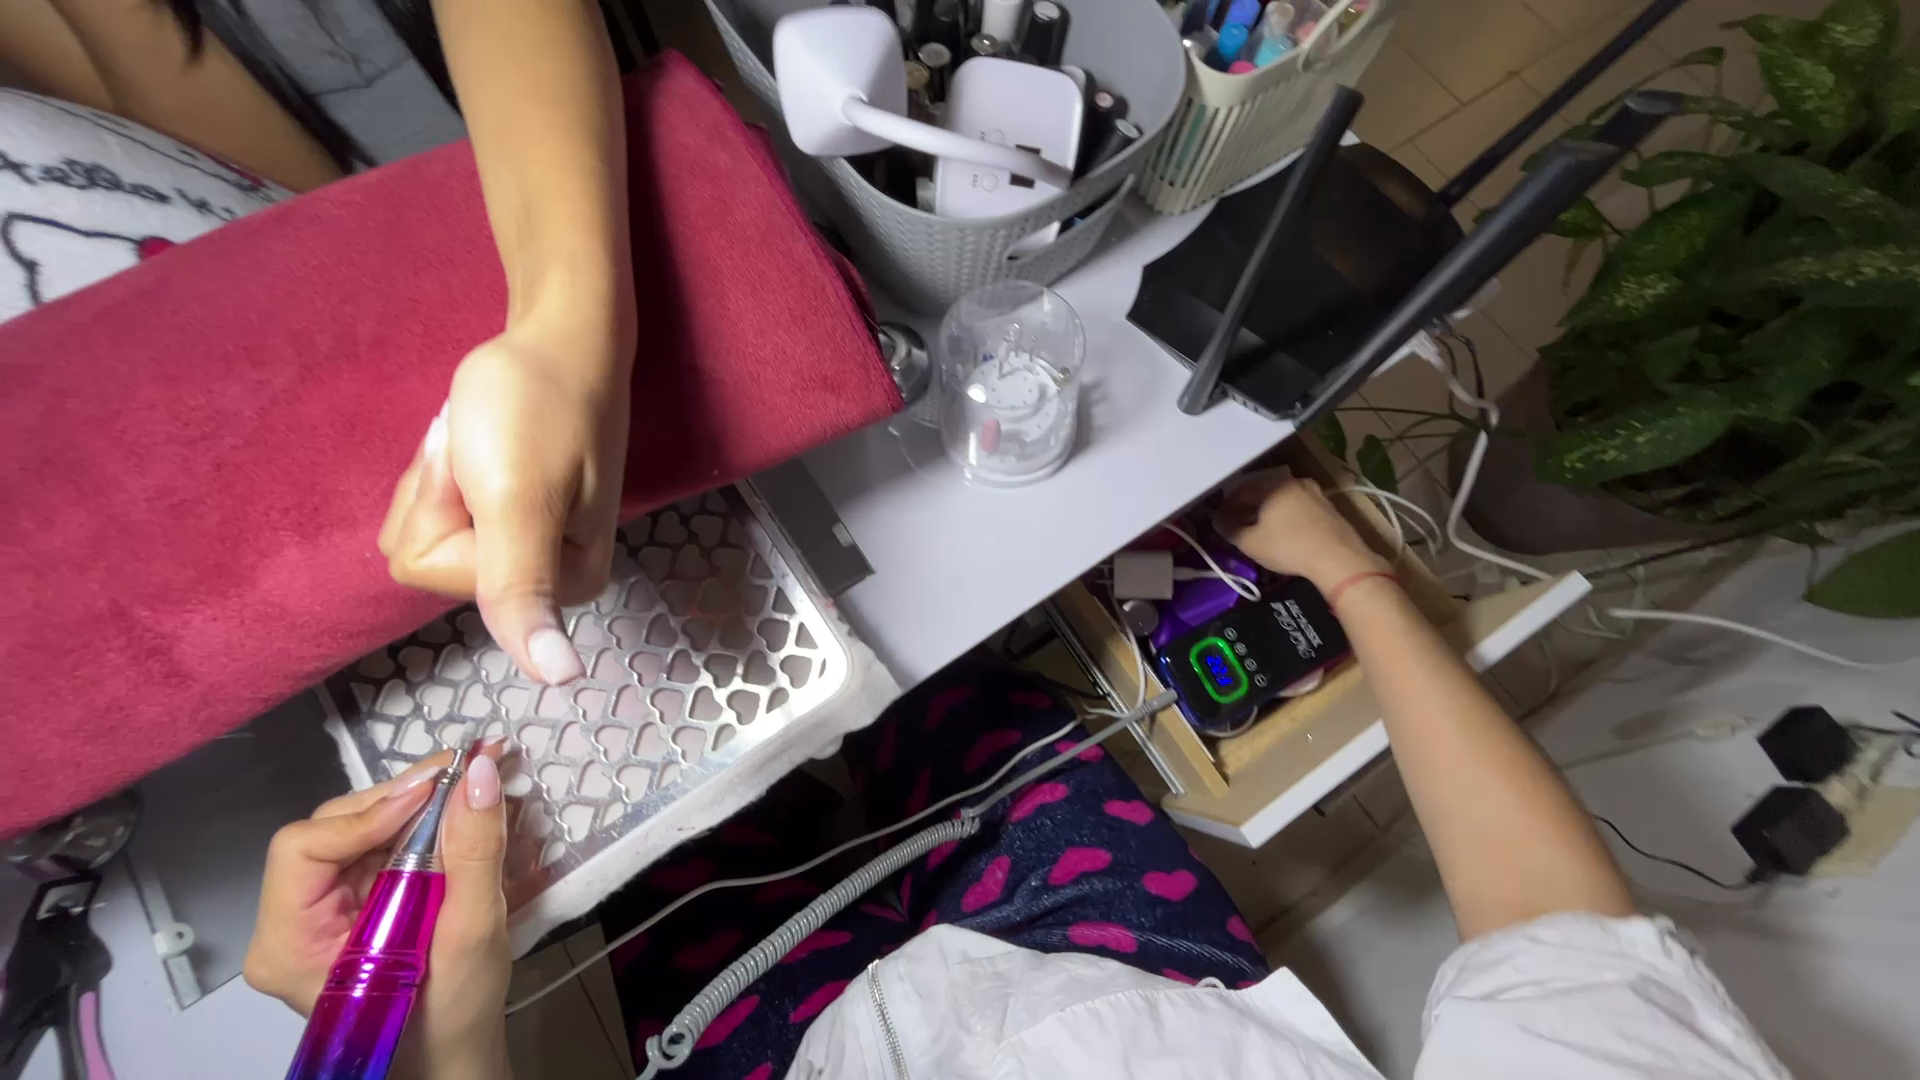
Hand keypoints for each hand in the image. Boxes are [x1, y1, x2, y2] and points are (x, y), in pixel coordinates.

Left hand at [244, 744, 513, 1077]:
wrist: (450, 1053)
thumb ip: (473, 850)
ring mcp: (321, 909)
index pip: (304, 848)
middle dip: (401, 798)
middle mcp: (291, 920)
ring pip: (357, 827)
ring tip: (473, 786)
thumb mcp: (471, 929)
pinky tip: (460, 812)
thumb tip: (480, 770)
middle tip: (469, 772)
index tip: (437, 792)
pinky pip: (378, 842)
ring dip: (417, 802)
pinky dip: (422, 820)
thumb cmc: (452, 1009)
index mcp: (292, 942)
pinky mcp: (353, 901)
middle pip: (332, 828)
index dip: (369, 814)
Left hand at [380, 310, 631, 684]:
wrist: (561, 340)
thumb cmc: (540, 406)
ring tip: (484, 444)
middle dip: (441, 493)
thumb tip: (561, 680)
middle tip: (486, 450)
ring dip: (441, 478)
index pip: (437, 571)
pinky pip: (442, 512)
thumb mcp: (518, 497)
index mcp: (560, 583)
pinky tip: (482, 447)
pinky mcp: (516, 519)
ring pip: (427, 532)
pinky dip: (446, 472)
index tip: (493, 466)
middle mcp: (546, 578)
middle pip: (428, 556)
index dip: (447, 509)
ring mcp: (530, 547)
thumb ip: (523, 589)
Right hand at [1214, 473, 1390, 589]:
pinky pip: (1299, 507)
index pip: (1241, 490)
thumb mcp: (1250, 543)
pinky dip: (1286, 516)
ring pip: (1282, 499)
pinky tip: (1284, 533)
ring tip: (1261, 530)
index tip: (1221, 521)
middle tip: (1238, 525)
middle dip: (1248, 508)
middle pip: (1263, 492)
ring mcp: (1315, 493)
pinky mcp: (1329, 507)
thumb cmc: (1288, 546)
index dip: (1227, 506)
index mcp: (1273, 485)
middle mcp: (1294, 482)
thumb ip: (1229, 530)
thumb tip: (1217, 521)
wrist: (1338, 558)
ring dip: (1268, 512)